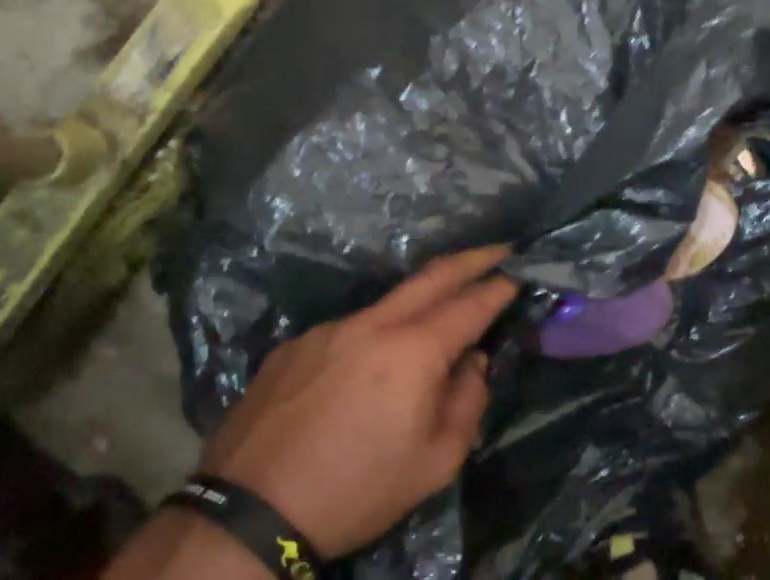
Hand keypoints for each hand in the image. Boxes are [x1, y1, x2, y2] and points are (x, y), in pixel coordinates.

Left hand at [196, 246, 518, 557]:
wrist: (246, 520)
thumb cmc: (356, 491)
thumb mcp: (437, 461)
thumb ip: (468, 401)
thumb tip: (471, 363)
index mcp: (414, 350)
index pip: (472, 302)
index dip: (502, 285)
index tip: (523, 272)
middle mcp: (372, 326)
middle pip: (433, 275)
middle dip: (474, 258)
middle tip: (502, 250)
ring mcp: (326, 333)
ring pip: (387, 304)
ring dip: (421, 302)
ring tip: (437, 316)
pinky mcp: (291, 350)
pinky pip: (348, 331)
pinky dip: (373, 337)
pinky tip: (368, 368)